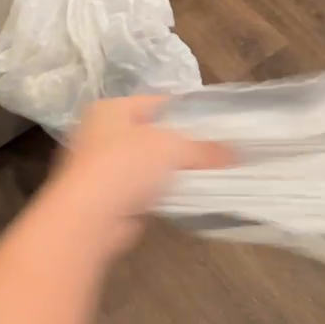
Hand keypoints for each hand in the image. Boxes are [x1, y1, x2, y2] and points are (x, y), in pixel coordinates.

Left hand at [52, 96, 230, 229]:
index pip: (159, 103)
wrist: (87, 219)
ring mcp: (100, 167)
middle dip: (182, 144)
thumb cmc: (126, 166)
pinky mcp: (105, 197)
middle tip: (214, 150)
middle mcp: (101, 133)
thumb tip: (237, 153)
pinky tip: (184, 195)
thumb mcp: (173, 147)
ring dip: (172, 170)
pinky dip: (160, 191)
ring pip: (149, 163)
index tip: (216, 126)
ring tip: (206, 173)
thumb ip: (205, 147)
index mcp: (111, 109)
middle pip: (154, 133)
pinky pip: (143, 188)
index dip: (189, 113)